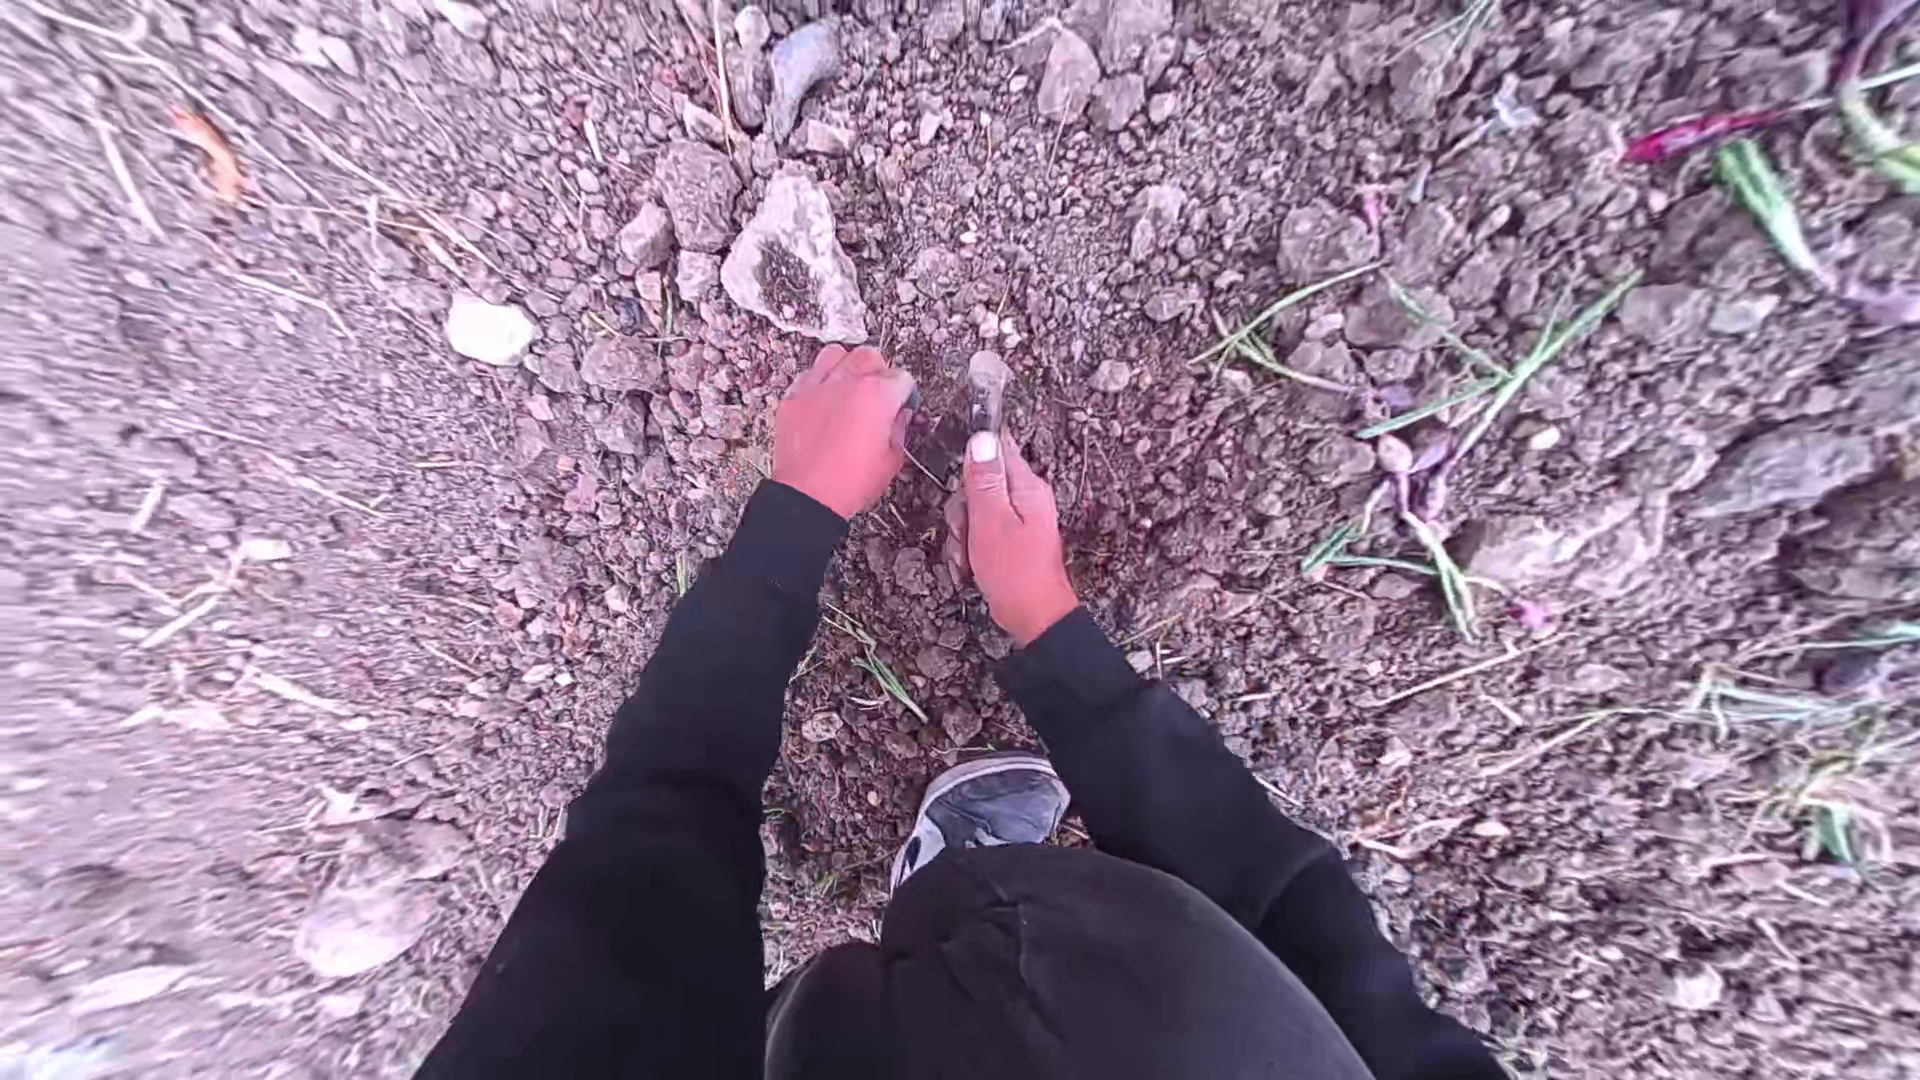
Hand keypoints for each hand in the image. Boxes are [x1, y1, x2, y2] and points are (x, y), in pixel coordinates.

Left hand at [774, 345, 916, 519]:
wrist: (809, 497)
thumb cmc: (848, 483)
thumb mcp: (892, 460)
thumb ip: (900, 429)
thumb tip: (900, 417)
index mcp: (877, 396)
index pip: (902, 377)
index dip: (906, 393)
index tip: (903, 405)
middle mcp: (847, 383)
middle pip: (870, 356)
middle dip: (880, 371)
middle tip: (881, 392)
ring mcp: (818, 387)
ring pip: (836, 353)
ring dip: (848, 365)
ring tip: (852, 385)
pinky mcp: (795, 398)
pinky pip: (810, 373)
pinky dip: (821, 380)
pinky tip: (826, 396)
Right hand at [961, 431, 1078, 645]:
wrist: (1033, 617)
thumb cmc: (1015, 573)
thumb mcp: (991, 522)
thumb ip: (984, 480)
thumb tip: (981, 437)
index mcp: (1026, 487)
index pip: (998, 447)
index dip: (973, 458)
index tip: (963, 484)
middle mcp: (1025, 498)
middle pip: (979, 483)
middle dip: (962, 510)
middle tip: (965, 532)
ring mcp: (1018, 520)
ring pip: (975, 510)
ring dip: (963, 533)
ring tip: (969, 555)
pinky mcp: (1010, 539)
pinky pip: (980, 531)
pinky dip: (970, 548)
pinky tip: (971, 565)